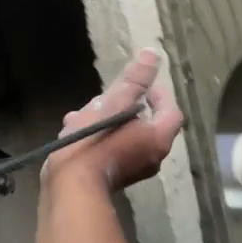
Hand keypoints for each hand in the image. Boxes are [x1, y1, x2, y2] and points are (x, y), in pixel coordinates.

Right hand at [44, 48, 185, 192]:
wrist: (71, 188)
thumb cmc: (94, 142)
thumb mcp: (113, 104)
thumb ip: (134, 80)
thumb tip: (152, 54)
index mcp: (158, 137)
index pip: (170, 110)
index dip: (158, 94)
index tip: (140, 85)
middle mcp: (154, 155)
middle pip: (149, 125)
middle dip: (129, 108)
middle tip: (109, 97)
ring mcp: (134, 170)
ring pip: (128, 138)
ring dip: (111, 123)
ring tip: (85, 114)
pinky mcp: (113, 178)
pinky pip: (114, 152)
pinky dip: (103, 140)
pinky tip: (77, 134)